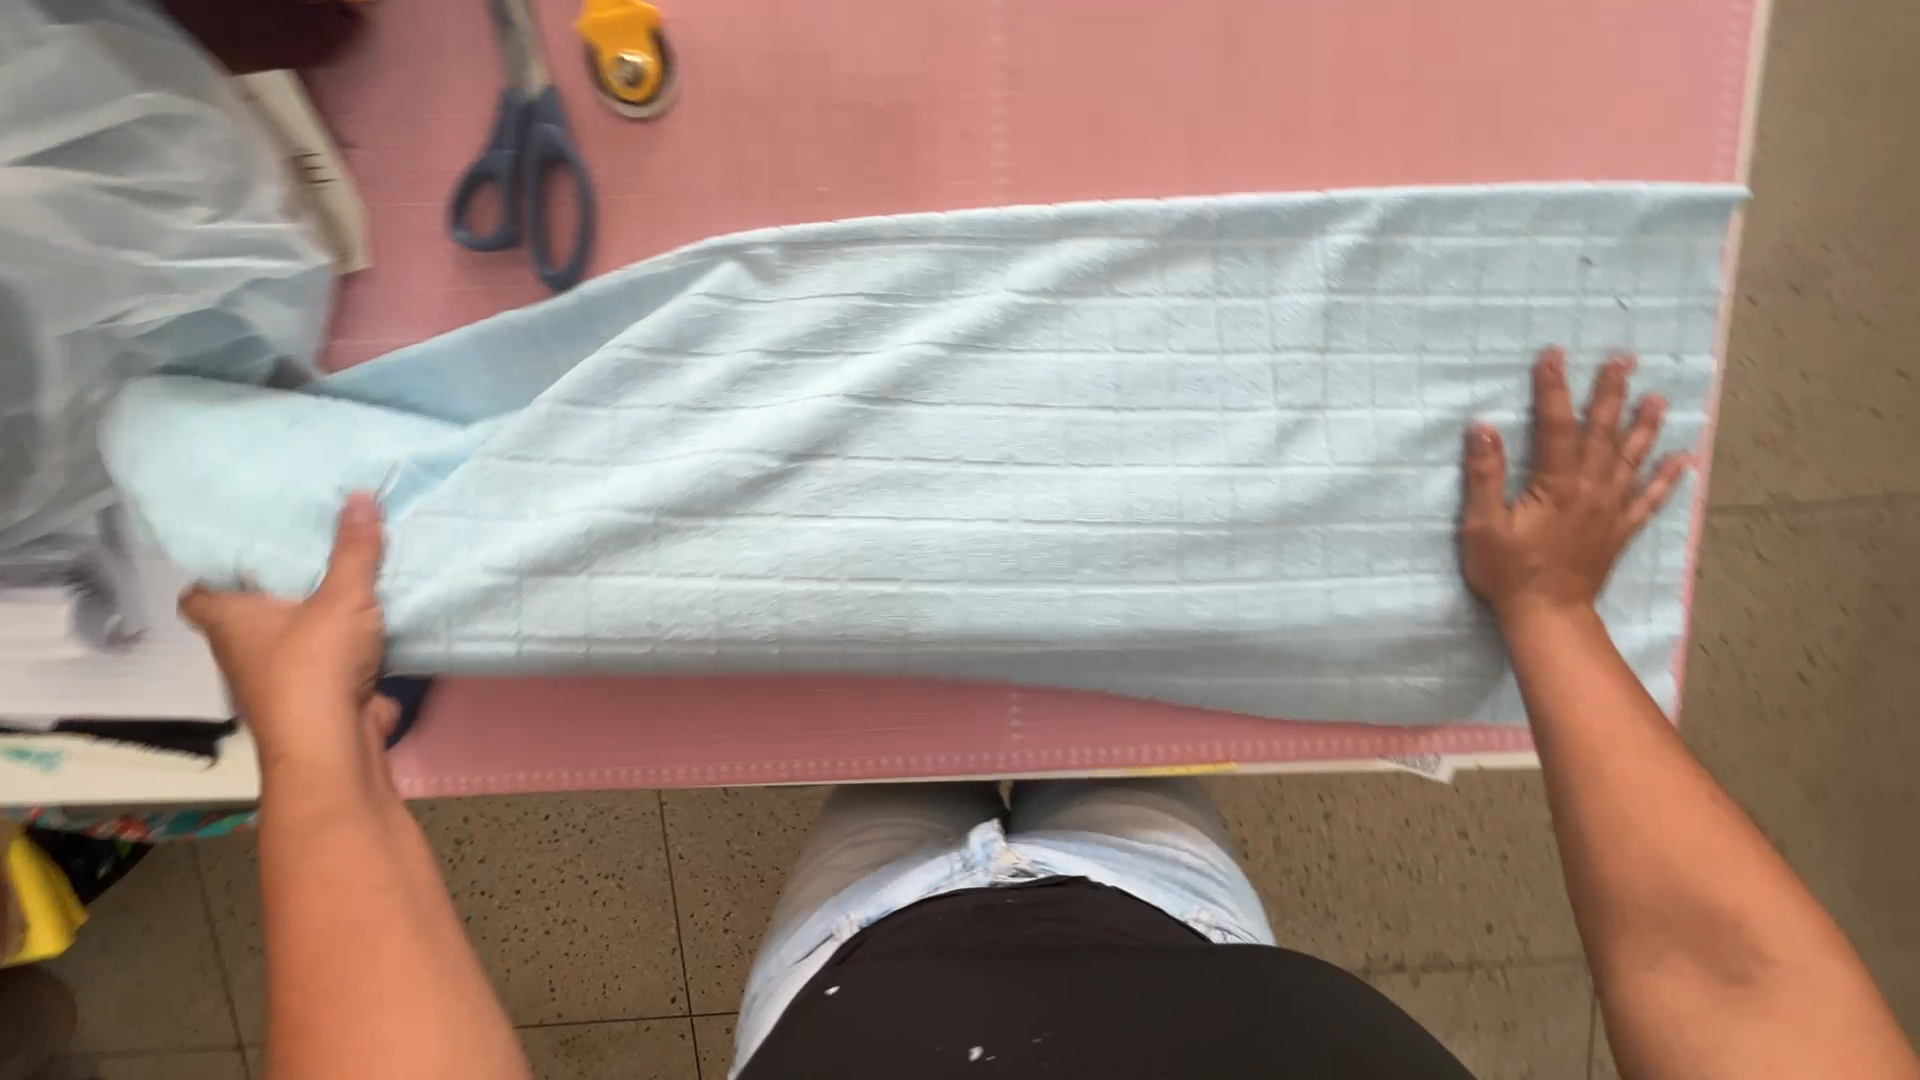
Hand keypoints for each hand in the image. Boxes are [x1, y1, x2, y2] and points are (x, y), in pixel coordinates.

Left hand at [179, 493, 396, 758]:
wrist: (334, 739)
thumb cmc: (315, 663)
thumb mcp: (342, 597)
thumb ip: (354, 550)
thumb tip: (361, 494)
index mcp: (228, 620)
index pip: (199, 593)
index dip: (217, 572)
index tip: (252, 552)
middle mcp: (242, 648)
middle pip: (248, 612)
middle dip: (276, 589)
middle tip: (313, 553)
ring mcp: (278, 674)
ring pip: (290, 635)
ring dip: (313, 617)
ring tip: (351, 579)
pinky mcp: (316, 692)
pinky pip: (326, 656)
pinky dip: (343, 641)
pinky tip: (373, 621)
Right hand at [1461, 347, 1691, 625]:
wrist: (1546, 613)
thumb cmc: (1506, 571)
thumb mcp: (1482, 525)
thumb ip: (1484, 476)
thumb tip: (1483, 429)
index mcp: (1557, 486)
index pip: (1557, 427)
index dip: (1554, 389)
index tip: (1554, 356)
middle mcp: (1592, 490)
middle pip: (1602, 434)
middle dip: (1610, 394)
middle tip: (1622, 360)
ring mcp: (1610, 511)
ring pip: (1631, 459)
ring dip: (1644, 426)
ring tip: (1657, 396)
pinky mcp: (1619, 530)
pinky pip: (1649, 499)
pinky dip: (1665, 478)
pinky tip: (1680, 459)